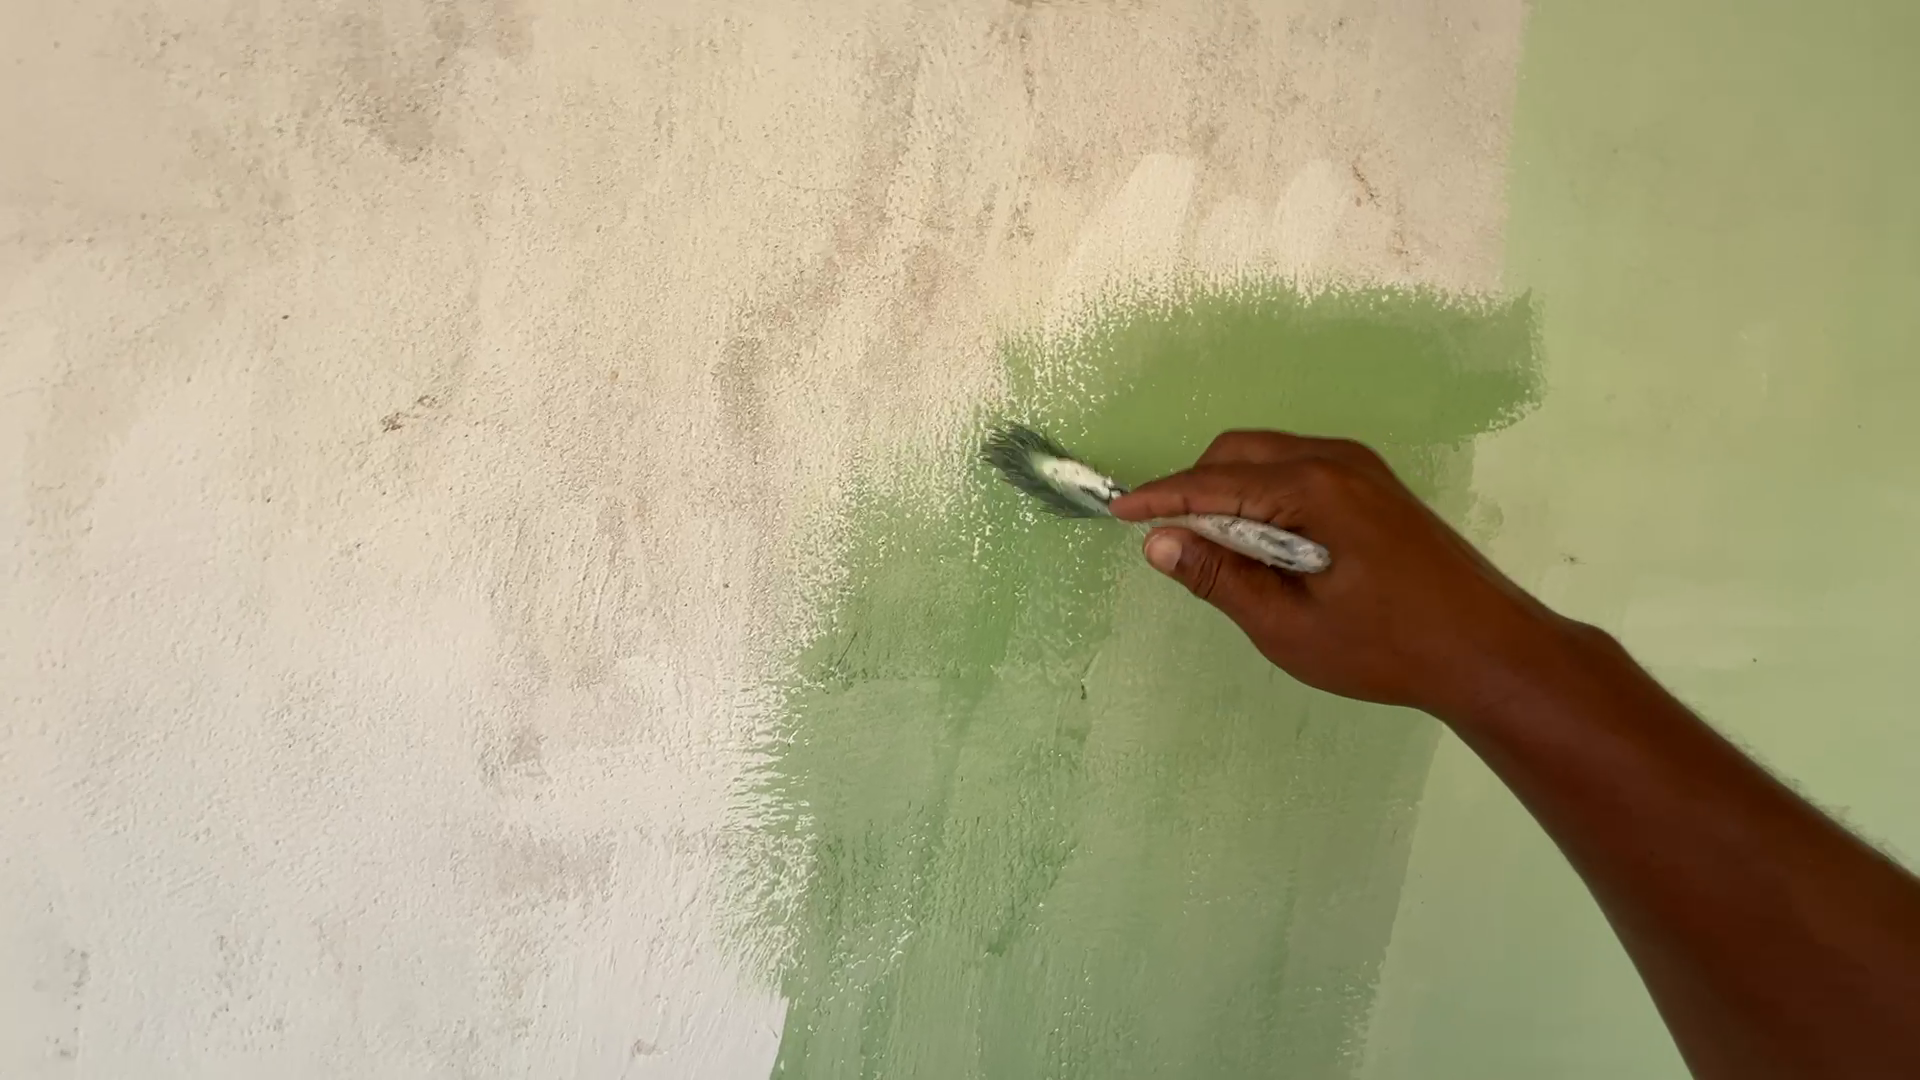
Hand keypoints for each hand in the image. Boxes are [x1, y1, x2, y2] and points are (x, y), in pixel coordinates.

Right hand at [1108, 430, 1570, 717]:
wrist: (1491, 653)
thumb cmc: (1383, 647)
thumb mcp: (1286, 624)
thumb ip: (1218, 577)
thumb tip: (1158, 542)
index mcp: (1312, 489)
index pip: (1211, 483)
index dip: (1159, 497)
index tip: (1117, 511)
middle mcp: (1334, 460)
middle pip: (1236, 452)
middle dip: (1193, 487)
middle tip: (1174, 539)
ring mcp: (1359, 466)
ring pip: (1265, 455)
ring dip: (1227, 489)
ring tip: (1218, 546)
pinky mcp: (1372, 483)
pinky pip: (1294, 468)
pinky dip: (1260, 492)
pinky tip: (1265, 539)